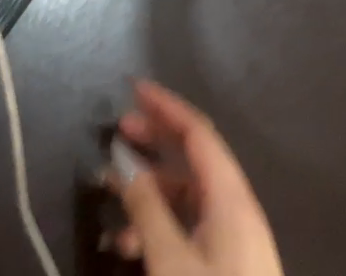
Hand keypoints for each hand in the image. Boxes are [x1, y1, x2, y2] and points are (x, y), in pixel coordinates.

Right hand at [109, 80, 282, 275]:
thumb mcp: (169, 258)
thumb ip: (146, 206)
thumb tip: (126, 163)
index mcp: (230, 200)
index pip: (199, 135)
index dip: (167, 107)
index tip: (133, 89)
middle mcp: (236, 211)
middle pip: (194, 159)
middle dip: (154, 142)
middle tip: (117, 131)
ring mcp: (233, 241)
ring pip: (186, 196)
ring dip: (148, 190)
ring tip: (109, 195)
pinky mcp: (225, 266)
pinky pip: (187, 226)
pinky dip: (156, 223)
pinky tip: (125, 243)